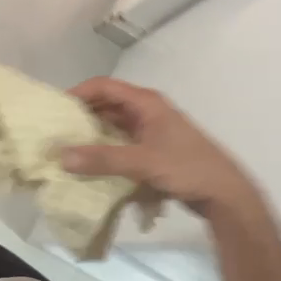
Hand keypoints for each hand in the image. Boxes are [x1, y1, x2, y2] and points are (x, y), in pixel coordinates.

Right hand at [60, 77, 260, 216]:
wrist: (225, 194)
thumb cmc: (187, 168)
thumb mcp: (142, 163)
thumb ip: (101, 159)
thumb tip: (60, 157)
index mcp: (146, 103)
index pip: (103, 86)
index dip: (78, 93)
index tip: (55, 110)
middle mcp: (147, 111)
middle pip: (106, 105)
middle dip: (81, 116)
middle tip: (55, 132)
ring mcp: (151, 131)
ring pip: (113, 126)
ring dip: (92, 135)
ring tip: (66, 149)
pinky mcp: (153, 150)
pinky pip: (121, 144)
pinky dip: (105, 150)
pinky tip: (90, 165)